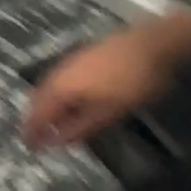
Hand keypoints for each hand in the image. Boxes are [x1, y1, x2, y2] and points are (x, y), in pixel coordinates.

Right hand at [21, 26, 176, 148]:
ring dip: (46, 105)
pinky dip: (57, 93)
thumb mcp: (108, 113)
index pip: (35, 118)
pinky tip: (71, 98)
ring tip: (56, 119)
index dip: (32, 135)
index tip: (32, 150)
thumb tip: (56, 142)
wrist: (158, 41)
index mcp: (57, 91)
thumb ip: (79, 129)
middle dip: (35, 119)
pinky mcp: (81, 55)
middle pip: (36, 101)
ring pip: (46, 89)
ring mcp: (67, 63)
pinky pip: (58, 79)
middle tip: (41, 135)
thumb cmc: (133, 82)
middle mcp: (55, 76)